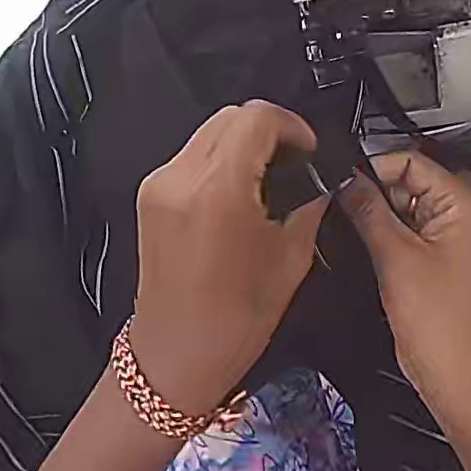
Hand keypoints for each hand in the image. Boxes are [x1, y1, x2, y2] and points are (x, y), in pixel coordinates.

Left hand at [128, 100, 327, 415]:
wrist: (175, 355)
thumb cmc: (234, 320)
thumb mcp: (290, 257)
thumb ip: (309, 201)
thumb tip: (320, 173)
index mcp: (218, 191)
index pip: (257, 118)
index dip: (293, 126)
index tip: (309, 149)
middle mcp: (181, 178)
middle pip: (232, 114)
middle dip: (270, 129)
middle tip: (295, 159)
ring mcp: (159, 183)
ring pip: (211, 129)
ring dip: (245, 140)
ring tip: (269, 175)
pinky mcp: (150, 193)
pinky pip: (194, 153)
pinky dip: (223, 157)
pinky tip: (241, 188)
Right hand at [341, 150, 470, 413]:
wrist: (461, 381)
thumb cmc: (446, 329)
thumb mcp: (396, 258)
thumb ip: (367, 211)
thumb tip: (347, 180)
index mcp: (465, 205)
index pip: (412, 162)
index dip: (374, 169)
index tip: (343, 181)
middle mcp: (464, 217)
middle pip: (408, 183)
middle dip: (373, 195)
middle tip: (342, 209)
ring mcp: (452, 239)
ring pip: (404, 209)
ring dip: (377, 218)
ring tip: (356, 235)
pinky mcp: (439, 260)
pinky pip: (408, 233)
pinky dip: (386, 238)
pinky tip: (370, 251)